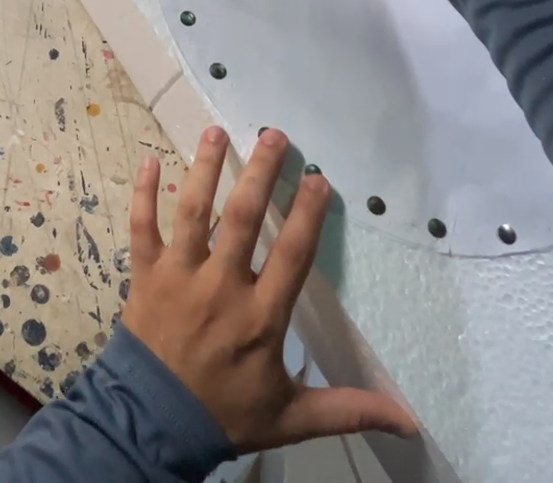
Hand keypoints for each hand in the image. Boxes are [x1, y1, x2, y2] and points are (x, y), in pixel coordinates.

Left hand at [126, 126, 418, 451]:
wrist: (152, 421)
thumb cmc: (223, 412)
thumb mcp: (291, 417)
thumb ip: (347, 409)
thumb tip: (410, 422)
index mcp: (260, 316)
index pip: (292, 255)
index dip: (307, 215)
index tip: (319, 180)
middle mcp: (220, 285)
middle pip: (243, 218)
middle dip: (259, 173)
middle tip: (273, 135)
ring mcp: (178, 274)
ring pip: (191, 211)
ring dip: (204, 169)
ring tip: (215, 131)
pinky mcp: (143, 273)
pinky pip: (141, 227)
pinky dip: (143, 194)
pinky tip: (147, 160)